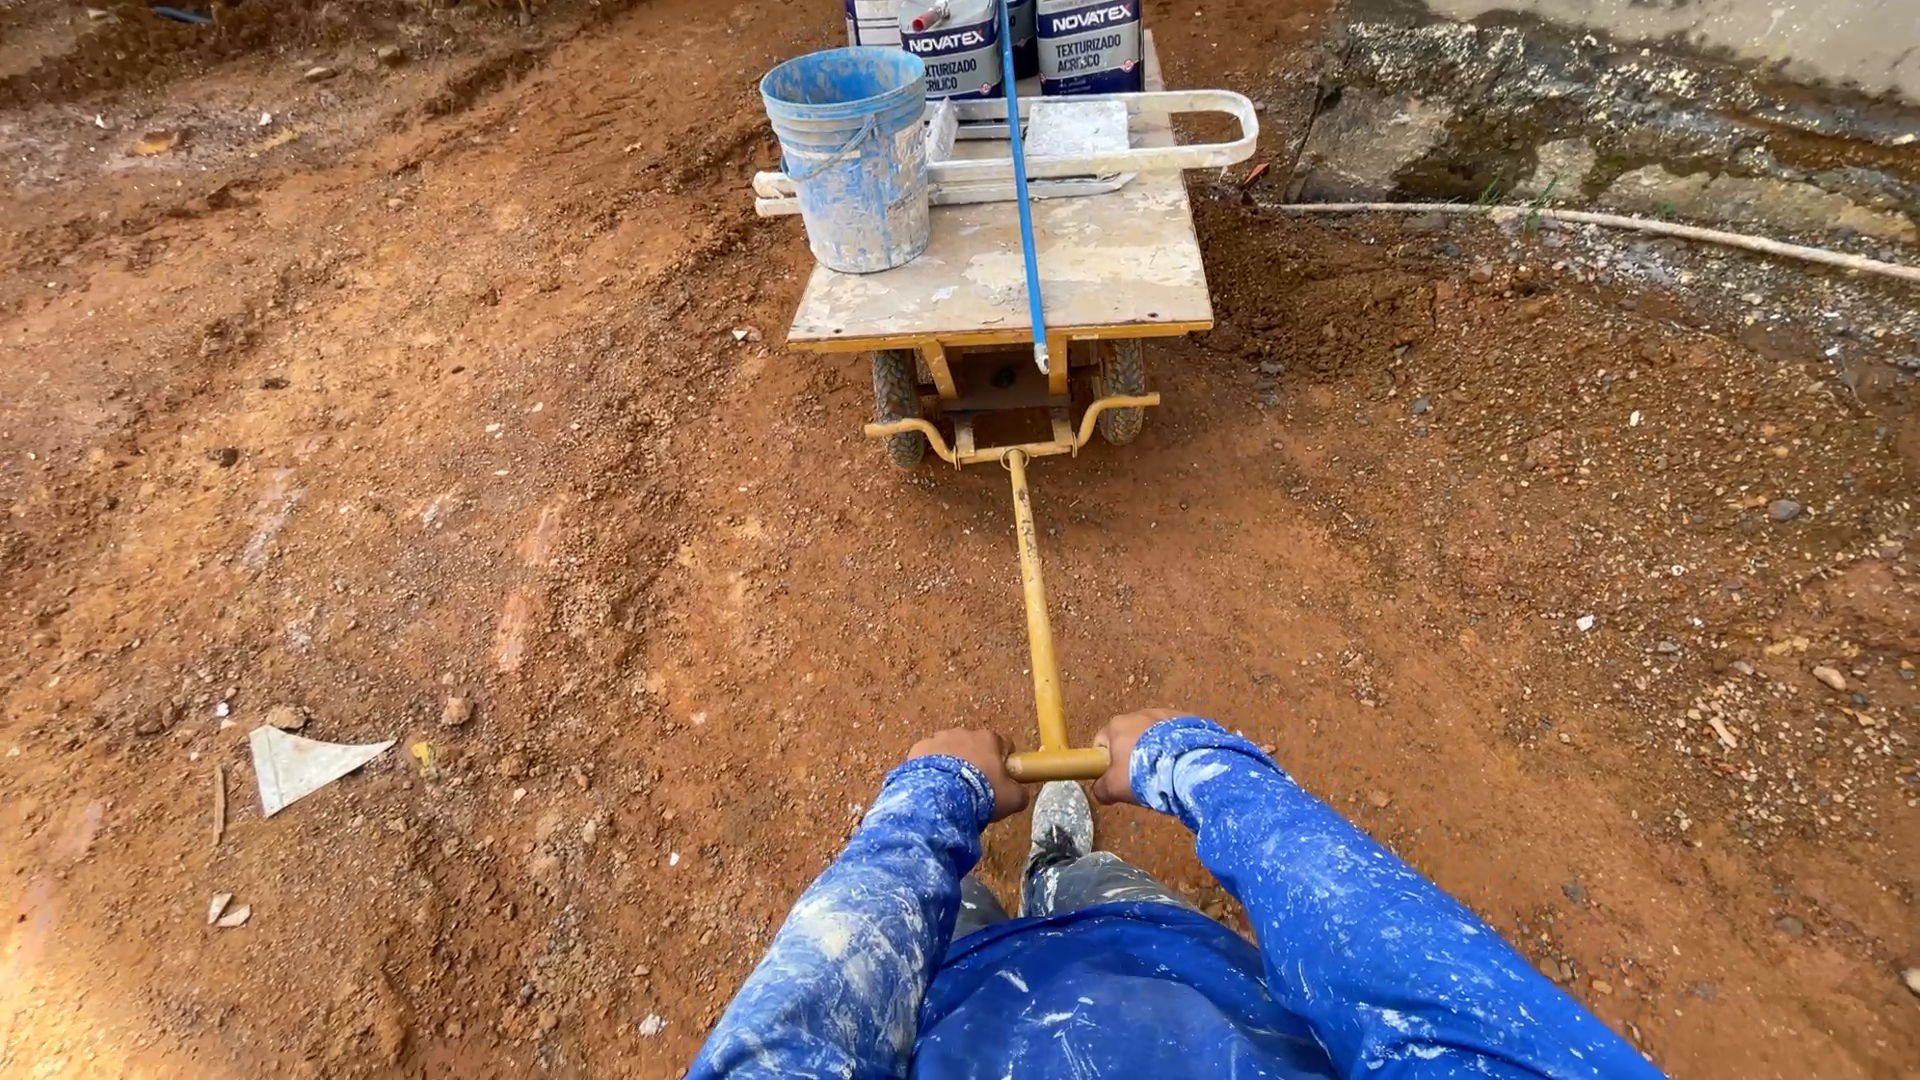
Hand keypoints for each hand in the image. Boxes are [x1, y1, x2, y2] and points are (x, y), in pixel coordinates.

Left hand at [907, 729, 1029, 821]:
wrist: (942, 798)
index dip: (1003, 761)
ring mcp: (939, 738)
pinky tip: (932, 787)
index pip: (1003, 744)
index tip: (1000, 778)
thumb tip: (1021, 793)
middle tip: (973, 787)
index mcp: (989, 739)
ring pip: (949, 750)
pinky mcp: (919, 748)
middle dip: (974, 762)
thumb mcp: (1011, 799)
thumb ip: (1020, 793)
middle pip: (974, 746)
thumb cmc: (982, 794)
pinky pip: (928, 757)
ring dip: (951, 764)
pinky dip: (930, 769)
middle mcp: (964, 733)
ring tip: (950, 790)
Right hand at [1091, 708, 1186, 804]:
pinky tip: (1181, 763)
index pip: (1102, 742)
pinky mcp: (1187, 719)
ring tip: (1167, 772)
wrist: (1186, 767)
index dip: (1107, 762)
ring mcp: (1164, 714)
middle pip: (1129, 737)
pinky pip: (1175, 734)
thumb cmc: (1143, 774)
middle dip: (1134, 756)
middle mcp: (1138, 714)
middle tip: (1144, 779)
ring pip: (1153, 735)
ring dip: (1156, 750)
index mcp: (1116, 725)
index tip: (1118, 778)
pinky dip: (1176, 747)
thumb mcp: (1114, 788)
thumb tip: (1099, 790)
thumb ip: (1101, 788)